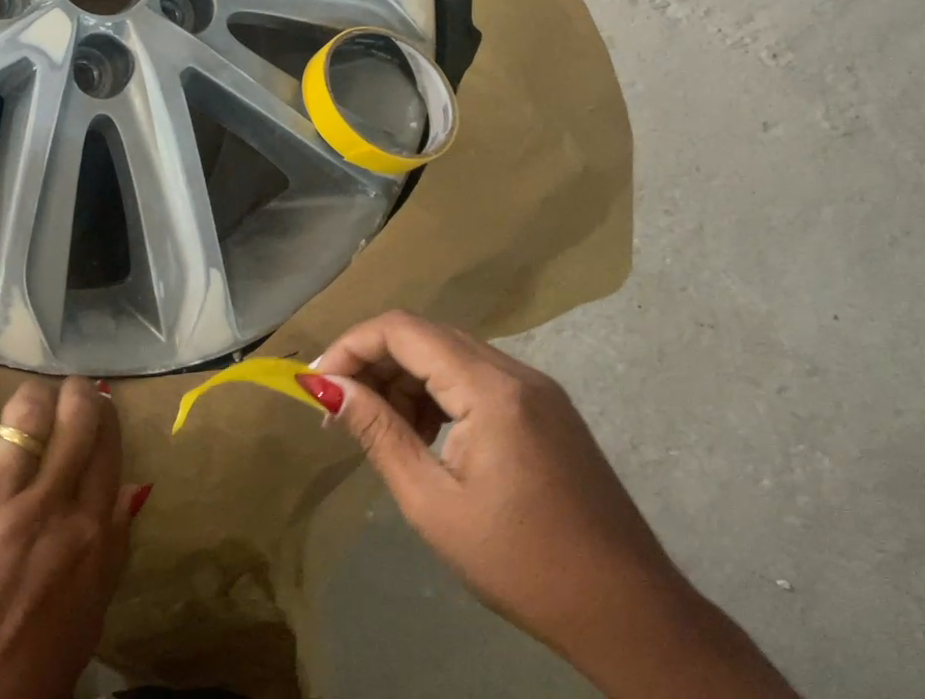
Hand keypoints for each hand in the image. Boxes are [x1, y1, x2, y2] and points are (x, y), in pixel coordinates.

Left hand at [0, 378, 144, 698]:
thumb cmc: (38, 657)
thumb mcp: (93, 604)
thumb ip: (109, 545)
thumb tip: (125, 493)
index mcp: (90, 533)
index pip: (108, 449)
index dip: (104, 414)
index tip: (97, 402)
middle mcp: (48, 507)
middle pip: (73, 420)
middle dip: (73, 393)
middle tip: (65, 389)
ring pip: (20, 418)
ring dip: (25, 402)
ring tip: (21, 407)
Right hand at [308, 311, 798, 698]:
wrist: (630, 615)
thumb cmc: (520, 562)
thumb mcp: (430, 499)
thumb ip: (377, 430)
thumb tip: (324, 385)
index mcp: (492, 391)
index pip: (401, 330)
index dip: (348, 346)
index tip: (316, 387)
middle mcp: (518, 375)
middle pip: (423, 336)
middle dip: (370, 363)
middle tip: (337, 410)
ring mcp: (538, 393)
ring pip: (447, 355)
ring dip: (400, 380)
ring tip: (374, 428)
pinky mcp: (546, 413)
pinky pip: (473, 379)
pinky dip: (433, 394)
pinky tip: (420, 436)